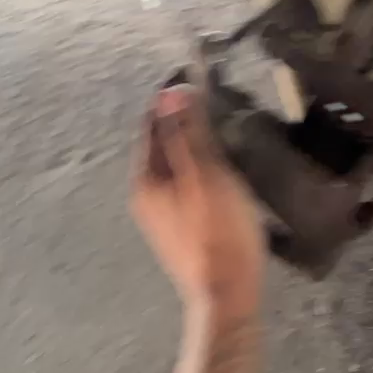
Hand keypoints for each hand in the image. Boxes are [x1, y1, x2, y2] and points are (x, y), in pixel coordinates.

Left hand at [130, 85, 266, 316]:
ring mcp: (163, 215)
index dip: (171, 98)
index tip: (197, 75)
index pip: (151, 123)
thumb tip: (170, 91)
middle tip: (215, 97)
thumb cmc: (218, 231)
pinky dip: (199, 166)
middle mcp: (146, 195)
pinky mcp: (182, 228)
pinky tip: (223, 167)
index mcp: (146, 179)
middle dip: (182, 118)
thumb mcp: (205, 175)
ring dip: (192, 143)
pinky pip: (186, 183)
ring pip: (174, 165)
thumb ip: (186, 134)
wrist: (227, 296)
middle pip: (161, 144)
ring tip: (223, 126)